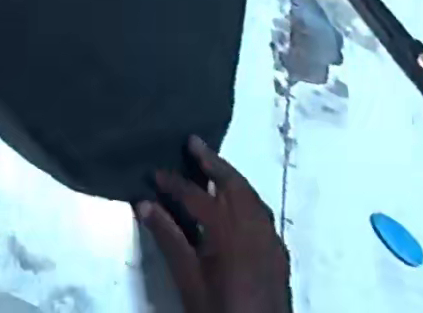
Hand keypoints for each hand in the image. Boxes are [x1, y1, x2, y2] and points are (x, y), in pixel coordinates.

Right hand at [138, 137, 290, 312]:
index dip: (173, 182)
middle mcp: (253, 232)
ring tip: (212, 164)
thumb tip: (144, 203)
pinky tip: (236, 203)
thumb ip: (168, 238)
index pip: (196, 196)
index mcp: (229, 233)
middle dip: (213, 162)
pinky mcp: (278, 258)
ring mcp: (270, 245)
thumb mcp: (187, 280)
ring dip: (232, 177)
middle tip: (193, 142)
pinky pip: (262, 215)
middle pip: (234, 186)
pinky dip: (247, 198)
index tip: (154, 174)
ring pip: (252, 198)